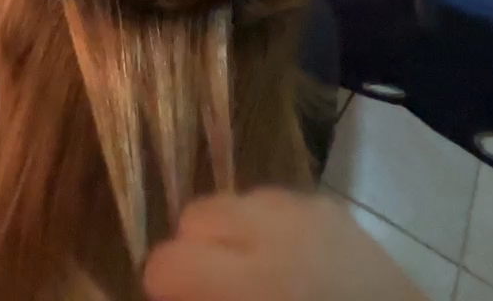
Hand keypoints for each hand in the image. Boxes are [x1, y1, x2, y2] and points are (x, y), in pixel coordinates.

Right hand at [142, 189, 424, 300]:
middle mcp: (274, 228)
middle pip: (195, 214)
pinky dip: (267, 227)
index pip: (166, 261)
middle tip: (214, 292)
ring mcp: (305, 207)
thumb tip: (171, 295)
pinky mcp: (329, 205)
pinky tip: (288, 265)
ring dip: (231, 236)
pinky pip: (273, 201)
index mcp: (254, 282)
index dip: (163, 287)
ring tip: (254, 277)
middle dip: (194, 253)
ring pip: (233, 201)